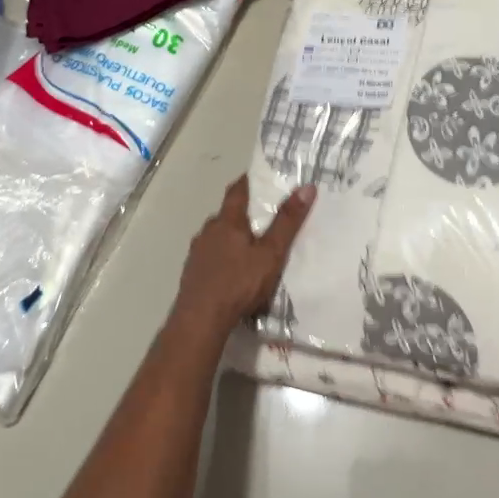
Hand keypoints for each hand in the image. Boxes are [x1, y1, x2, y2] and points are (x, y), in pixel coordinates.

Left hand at [171, 177, 313, 337]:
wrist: (200, 320)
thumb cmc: (239, 283)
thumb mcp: (271, 253)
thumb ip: (287, 222)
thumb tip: (307, 187)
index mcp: (227, 221)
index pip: (237, 190)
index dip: (248, 181)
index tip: (260, 176)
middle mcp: (208, 231)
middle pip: (226, 215)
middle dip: (243, 214)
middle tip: (263, 217)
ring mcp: (197, 252)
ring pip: (217, 236)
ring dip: (231, 237)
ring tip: (250, 247)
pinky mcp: (192, 273)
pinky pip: (210, 256)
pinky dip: (222, 257)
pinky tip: (232, 272)